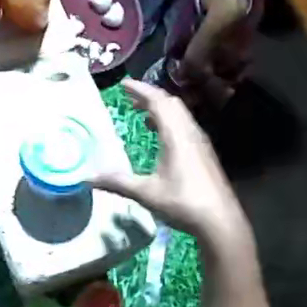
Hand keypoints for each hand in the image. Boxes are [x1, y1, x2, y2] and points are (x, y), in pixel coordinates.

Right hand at [91, 80, 250, 249]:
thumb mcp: (146, 193)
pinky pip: (186, 126)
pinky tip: (161, 137)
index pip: (158, 102)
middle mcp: (190, 133)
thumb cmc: (182, 203)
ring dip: (161, 109)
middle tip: (131, 98)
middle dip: (150, 96)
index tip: (124, 84)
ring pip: (181, 115)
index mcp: (176, 135)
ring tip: (143, 114)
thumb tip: (87, 177)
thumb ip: (117, 182)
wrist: (219, 221)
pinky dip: (170, 122)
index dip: (141, 90)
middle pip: (171, 104)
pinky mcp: (204, 154)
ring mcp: (200, 143)